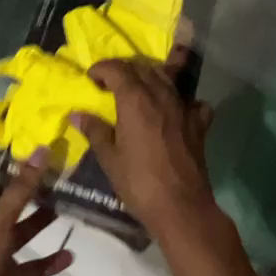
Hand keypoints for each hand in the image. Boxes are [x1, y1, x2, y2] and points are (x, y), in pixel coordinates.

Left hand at [0, 148, 72, 275]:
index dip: (3, 170)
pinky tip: (69, 255)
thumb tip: (41, 150)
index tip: (29, 156)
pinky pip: (33, 266)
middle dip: (29, 192)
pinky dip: (49, 261)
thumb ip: (22, 187)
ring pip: (22, 232)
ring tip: (67, 207)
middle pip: (9, 204)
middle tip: (57, 177)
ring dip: (41, 221)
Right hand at [73, 58, 218, 234]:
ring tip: (140, 89)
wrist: (181, 206)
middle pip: (143, 68)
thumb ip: (94, 131)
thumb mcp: (109, 158)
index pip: (117, 69)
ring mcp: (184, 107)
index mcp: (135, 100)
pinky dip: (184, 100)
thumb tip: (76, 115)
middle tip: (111, 83)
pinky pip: (193, 102)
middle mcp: (161, 95)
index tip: (91, 77)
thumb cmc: (139, 182)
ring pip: (168, 78)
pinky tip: (177, 110)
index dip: (102, 68)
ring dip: (152, 76)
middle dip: (125, 70)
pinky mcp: (199, 124)